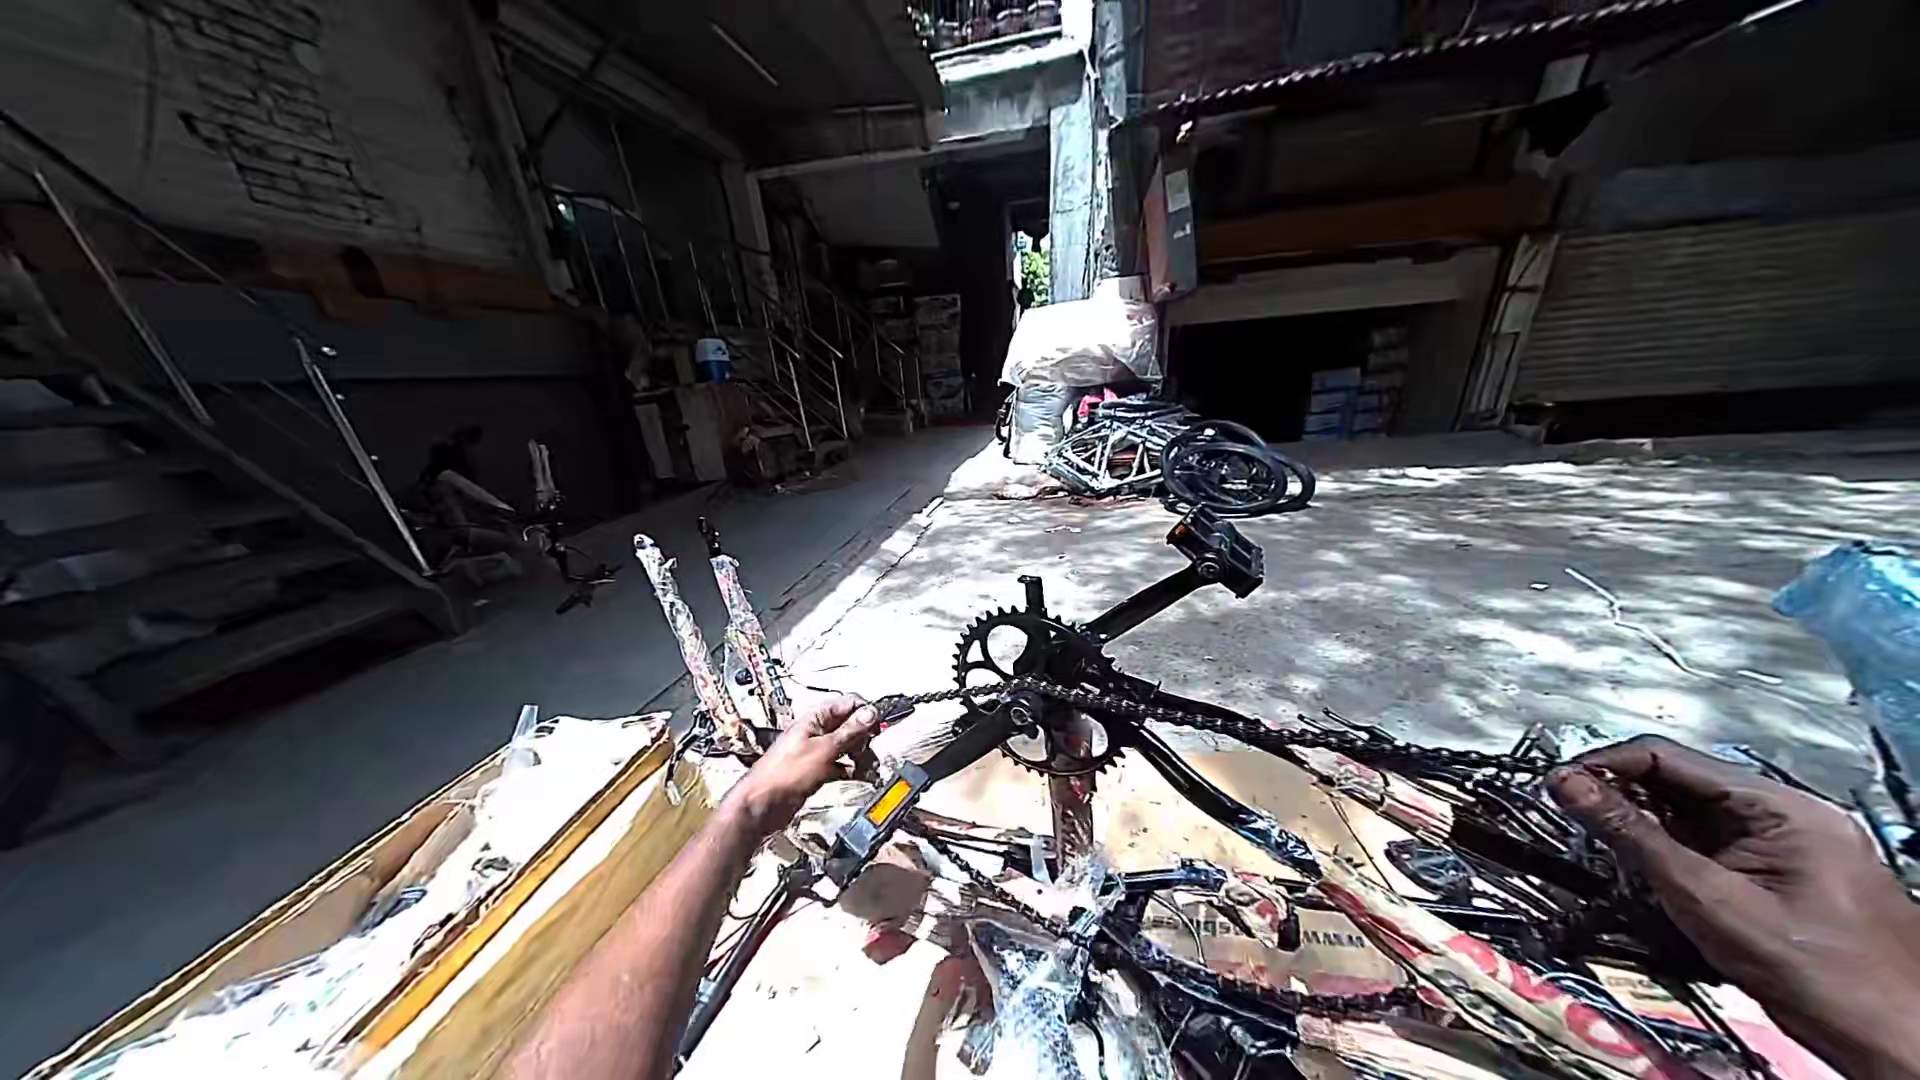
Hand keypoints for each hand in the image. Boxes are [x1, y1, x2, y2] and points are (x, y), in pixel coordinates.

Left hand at [726, 695, 878, 837]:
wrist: (761, 806)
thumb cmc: (784, 774)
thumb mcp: (824, 750)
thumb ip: (850, 731)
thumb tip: (870, 712)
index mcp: (816, 718)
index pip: (849, 703)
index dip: (865, 713)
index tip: (878, 728)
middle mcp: (817, 731)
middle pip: (851, 725)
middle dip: (866, 738)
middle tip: (873, 752)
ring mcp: (817, 751)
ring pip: (848, 747)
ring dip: (862, 756)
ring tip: (872, 770)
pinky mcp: (817, 770)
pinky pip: (841, 765)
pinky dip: (853, 770)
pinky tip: (863, 777)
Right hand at [1547, 736, 1919, 1078]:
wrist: (1897, 1049)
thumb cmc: (1811, 971)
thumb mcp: (1700, 893)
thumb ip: (1627, 830)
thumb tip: (1561, 781)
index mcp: (1781, 807)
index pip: (1665, 756)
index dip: (1603, 764)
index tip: (1557, 784)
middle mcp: (1783, 812)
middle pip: (1672, 776)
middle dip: (1615, 790)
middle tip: (1570, 809)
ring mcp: (1779, 838)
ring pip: (1678, 803)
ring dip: (1633, 815)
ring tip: (1599, 835)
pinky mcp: (1768, 862)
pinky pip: (1695, 831)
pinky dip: (1658, 838)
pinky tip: (1639, 856)